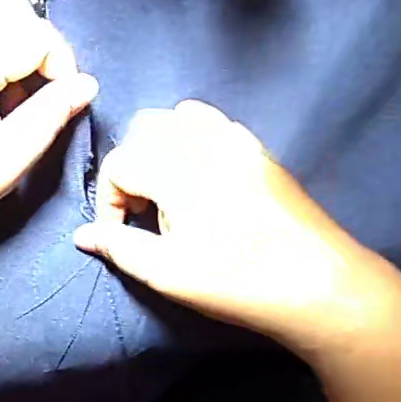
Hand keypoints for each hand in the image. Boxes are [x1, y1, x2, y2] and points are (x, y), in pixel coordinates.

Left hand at [0, 0, 99, 241]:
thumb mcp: (8, 159)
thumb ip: (51, 115)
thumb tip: (86, 86)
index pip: (37, 33)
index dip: (62, 66)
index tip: (63, 104)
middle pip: (14, 10)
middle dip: (41, 48)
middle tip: (41, 97)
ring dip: (16, 47)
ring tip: (12, 99)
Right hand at [73, 100, 400, 357]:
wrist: (318, 283)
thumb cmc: (236, 280)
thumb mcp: (167, 273)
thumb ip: (120, 247)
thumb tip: (82, 236)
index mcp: (178, 167)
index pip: (119, 162)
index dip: (107, 199)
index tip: (119, 233)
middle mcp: (205, 140)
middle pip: (144, 128)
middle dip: (130, 166)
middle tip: (141, 211)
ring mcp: (237, 139)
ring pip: (178, 118)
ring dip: (159, 149)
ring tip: (168, 194)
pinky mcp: (259, 149)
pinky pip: (213, 124)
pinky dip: (191, 141)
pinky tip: (200, 181)